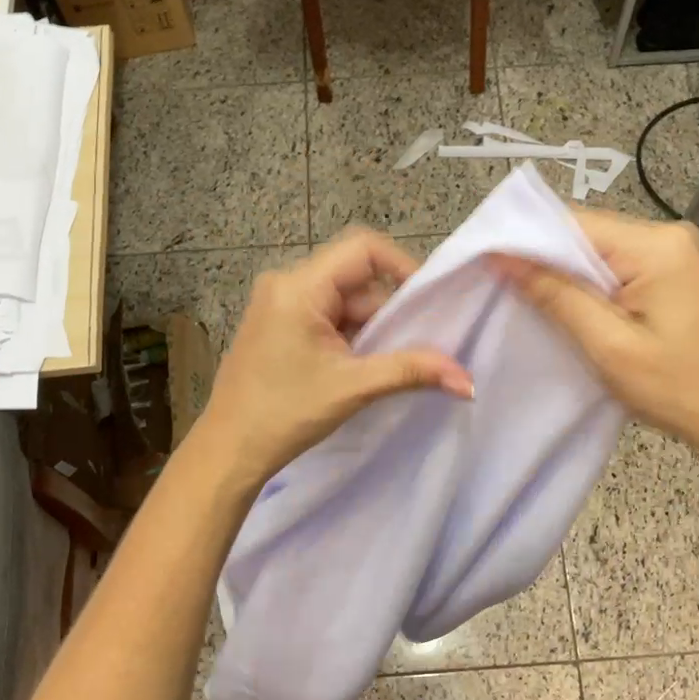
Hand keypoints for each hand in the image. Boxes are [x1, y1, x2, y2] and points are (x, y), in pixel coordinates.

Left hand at [197, 229, 474, 484]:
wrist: (229, 450)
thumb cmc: (285, 414)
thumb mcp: (354, 388)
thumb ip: (412, 372)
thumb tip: (468, 381)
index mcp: (298, 286)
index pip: (363, 249)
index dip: (402, 267)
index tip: (426, 304)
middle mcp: (285, 284)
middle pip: (356, 280)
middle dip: (387, 314)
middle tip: (412, 349)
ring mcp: (278, 305)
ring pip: (343, 303)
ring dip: (369, 332)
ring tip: (385, 366)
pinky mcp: (277, 326)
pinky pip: (326, 318)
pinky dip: (349, 339)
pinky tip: (359, 370)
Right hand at [493, 210, 698, 454]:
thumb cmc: (676, 389)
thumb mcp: (608, 346)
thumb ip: (557, 296)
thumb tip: (504, 257)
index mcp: (657, 246)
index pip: (574, 224)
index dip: (527, 242)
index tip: (487, 266)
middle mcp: (669, 235)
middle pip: (587, 234)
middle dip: (546, 261)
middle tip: (503, 290)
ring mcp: (677, 253)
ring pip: (600, 252)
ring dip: (568, 276)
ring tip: (533, 304)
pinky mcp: (676, 273)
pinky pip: (620, 267)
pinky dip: (593, 287)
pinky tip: (574, 311)